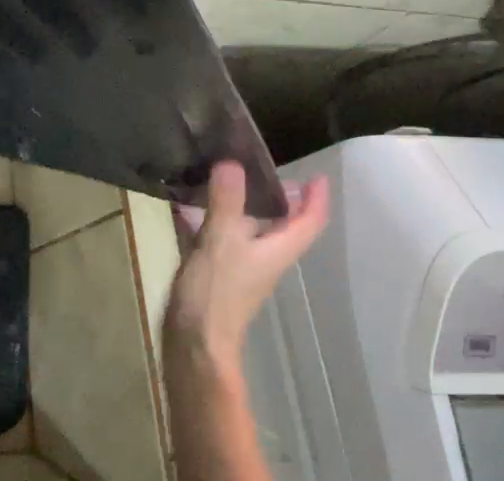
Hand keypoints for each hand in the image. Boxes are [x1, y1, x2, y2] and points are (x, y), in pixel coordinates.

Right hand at [164, 162, 329, 383]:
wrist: (195, 342)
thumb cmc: (216, 292)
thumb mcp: (221, 240)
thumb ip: (227, 201)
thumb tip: (233, 161)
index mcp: (278, 248)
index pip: (309, 220)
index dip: (316, 197)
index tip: (317, 174)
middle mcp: (265, 255)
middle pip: (283, 223)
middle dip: (280, 195)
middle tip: (260, 165)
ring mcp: (241, 265)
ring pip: (250, 227)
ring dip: (242, 203)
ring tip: (220, 175)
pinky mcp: (218, 270)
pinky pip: (221, 234)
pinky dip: (211, 216)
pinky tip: (186, 204)